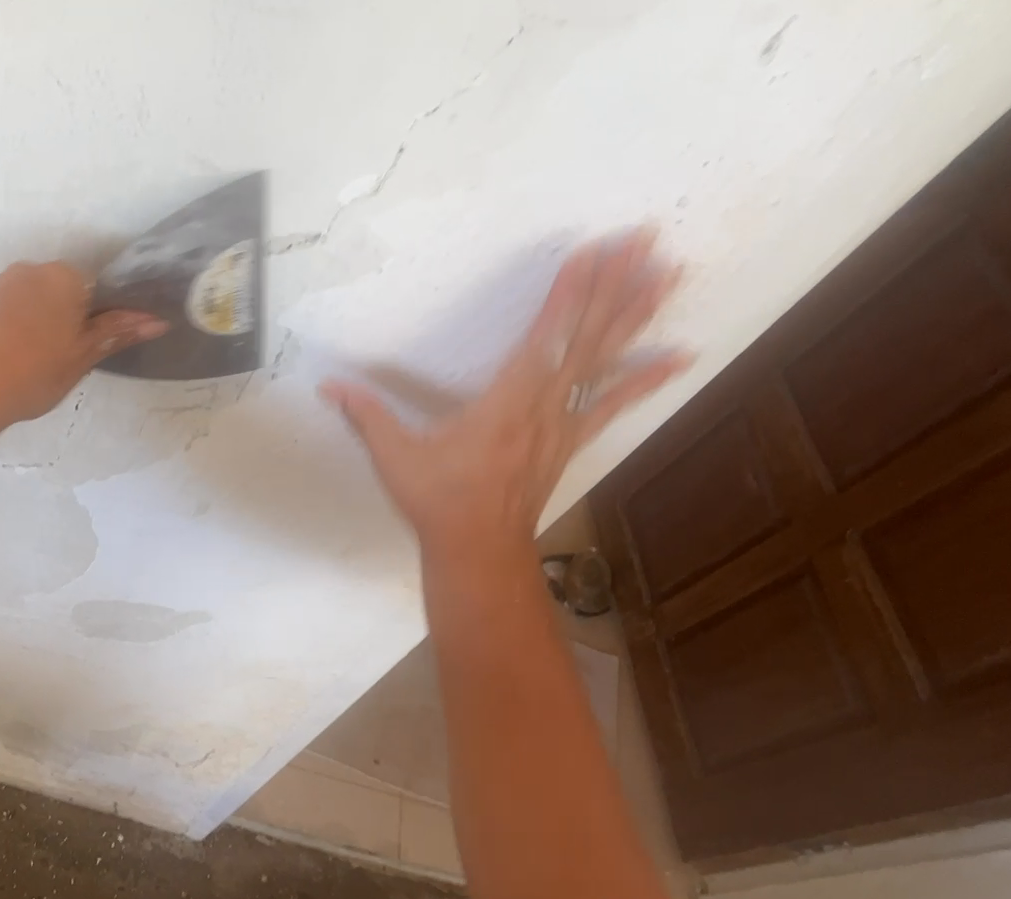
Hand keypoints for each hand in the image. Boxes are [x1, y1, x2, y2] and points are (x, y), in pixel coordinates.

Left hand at [0, 261, 166, 428]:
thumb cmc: (29, 377)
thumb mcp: (80, 359)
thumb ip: (116, 334)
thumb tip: (156, 320)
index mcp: (61, 278)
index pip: (89, 290)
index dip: (87, 321)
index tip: (77, 351)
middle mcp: (23, 271)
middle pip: (50, 291)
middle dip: (53, 319)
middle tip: (48, 363)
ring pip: (15, 302)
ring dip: (20, 325)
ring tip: (13, 367)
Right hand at [322, 226, 691, 552]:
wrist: (477, 547)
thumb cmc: (437, 500)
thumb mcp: (394, 457)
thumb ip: (366, 416)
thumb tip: (328, 385)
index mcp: (505, 402)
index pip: (544, 336)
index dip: (569, 293)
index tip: (593, 250)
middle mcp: (544, 404)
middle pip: (586, 336)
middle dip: (616, 286)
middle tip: (648, 239)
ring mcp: (563, 421)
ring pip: (606, 359)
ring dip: (639, 315)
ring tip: (671, 273)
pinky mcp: (570, 438)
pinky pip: (613, 401)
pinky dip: (646, 377)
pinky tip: (681, 355)